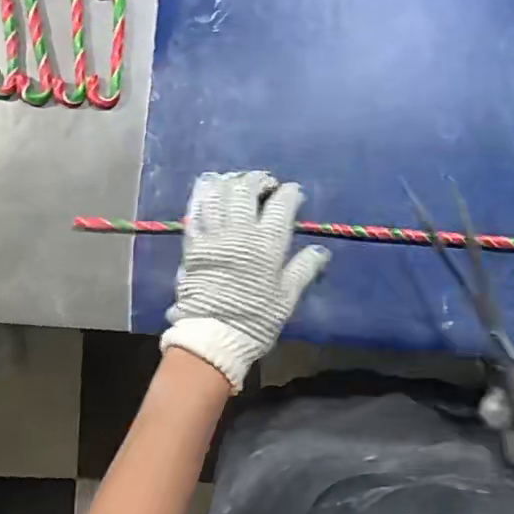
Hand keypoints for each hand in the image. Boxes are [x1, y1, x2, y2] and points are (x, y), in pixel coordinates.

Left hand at [162, 171, 330, 390]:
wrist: (214, 333)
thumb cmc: (255, 318)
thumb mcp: (287, 297)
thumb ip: (303, 269)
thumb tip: (320, 251)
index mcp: (267, 245)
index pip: (281, 205)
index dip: (289, 193)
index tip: (293, 191)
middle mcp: (240, 233)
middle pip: (246, 191)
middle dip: (257, 180)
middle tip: (263, 183)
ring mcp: (214, 235)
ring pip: (219, 194)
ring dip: (229, 181)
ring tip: (236, 180)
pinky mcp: (193, 242)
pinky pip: (195, 210)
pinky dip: (202, 194)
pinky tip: (208, 187)